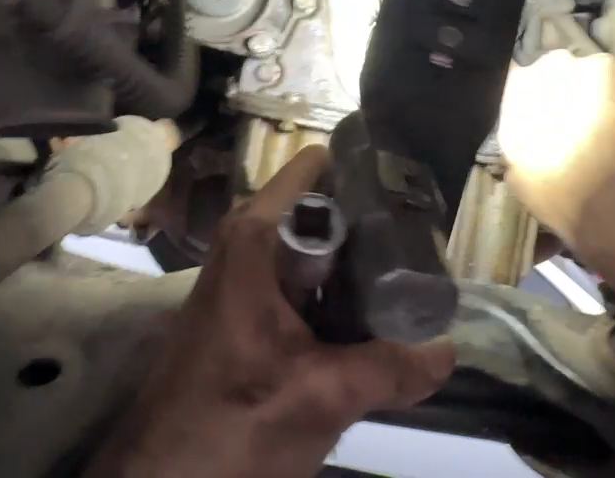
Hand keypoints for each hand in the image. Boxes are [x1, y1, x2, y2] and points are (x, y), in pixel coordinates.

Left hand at [84, 146, 455, 477]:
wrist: (166, 476)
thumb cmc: (232, 424)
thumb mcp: (321, 396)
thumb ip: (389, 367)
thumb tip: (449, 347)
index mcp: (257, 234)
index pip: (316, 168)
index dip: (365, 175)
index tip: (413, 202)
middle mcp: (247, 237)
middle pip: (323, 205)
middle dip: (372, 226)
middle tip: (425, 252)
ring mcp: (245, 269)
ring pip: (316, 245)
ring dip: (358, 264)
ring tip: (411, 284)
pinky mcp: (249, 302)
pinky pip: (303, 277)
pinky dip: (336, 292)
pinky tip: (372, 319)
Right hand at [497, 52, 614, 261]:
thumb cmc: (568, 197)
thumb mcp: (521, 177)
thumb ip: (520, 144)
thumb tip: (528, 140)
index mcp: (521, 86)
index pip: (522, 81)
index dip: (539, 103)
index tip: (550, 125)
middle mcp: (557, 64)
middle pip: (567, 73)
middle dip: (577, 95)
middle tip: (589, 132)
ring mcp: (604, 65)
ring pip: (608, 77)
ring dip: (613, 97)